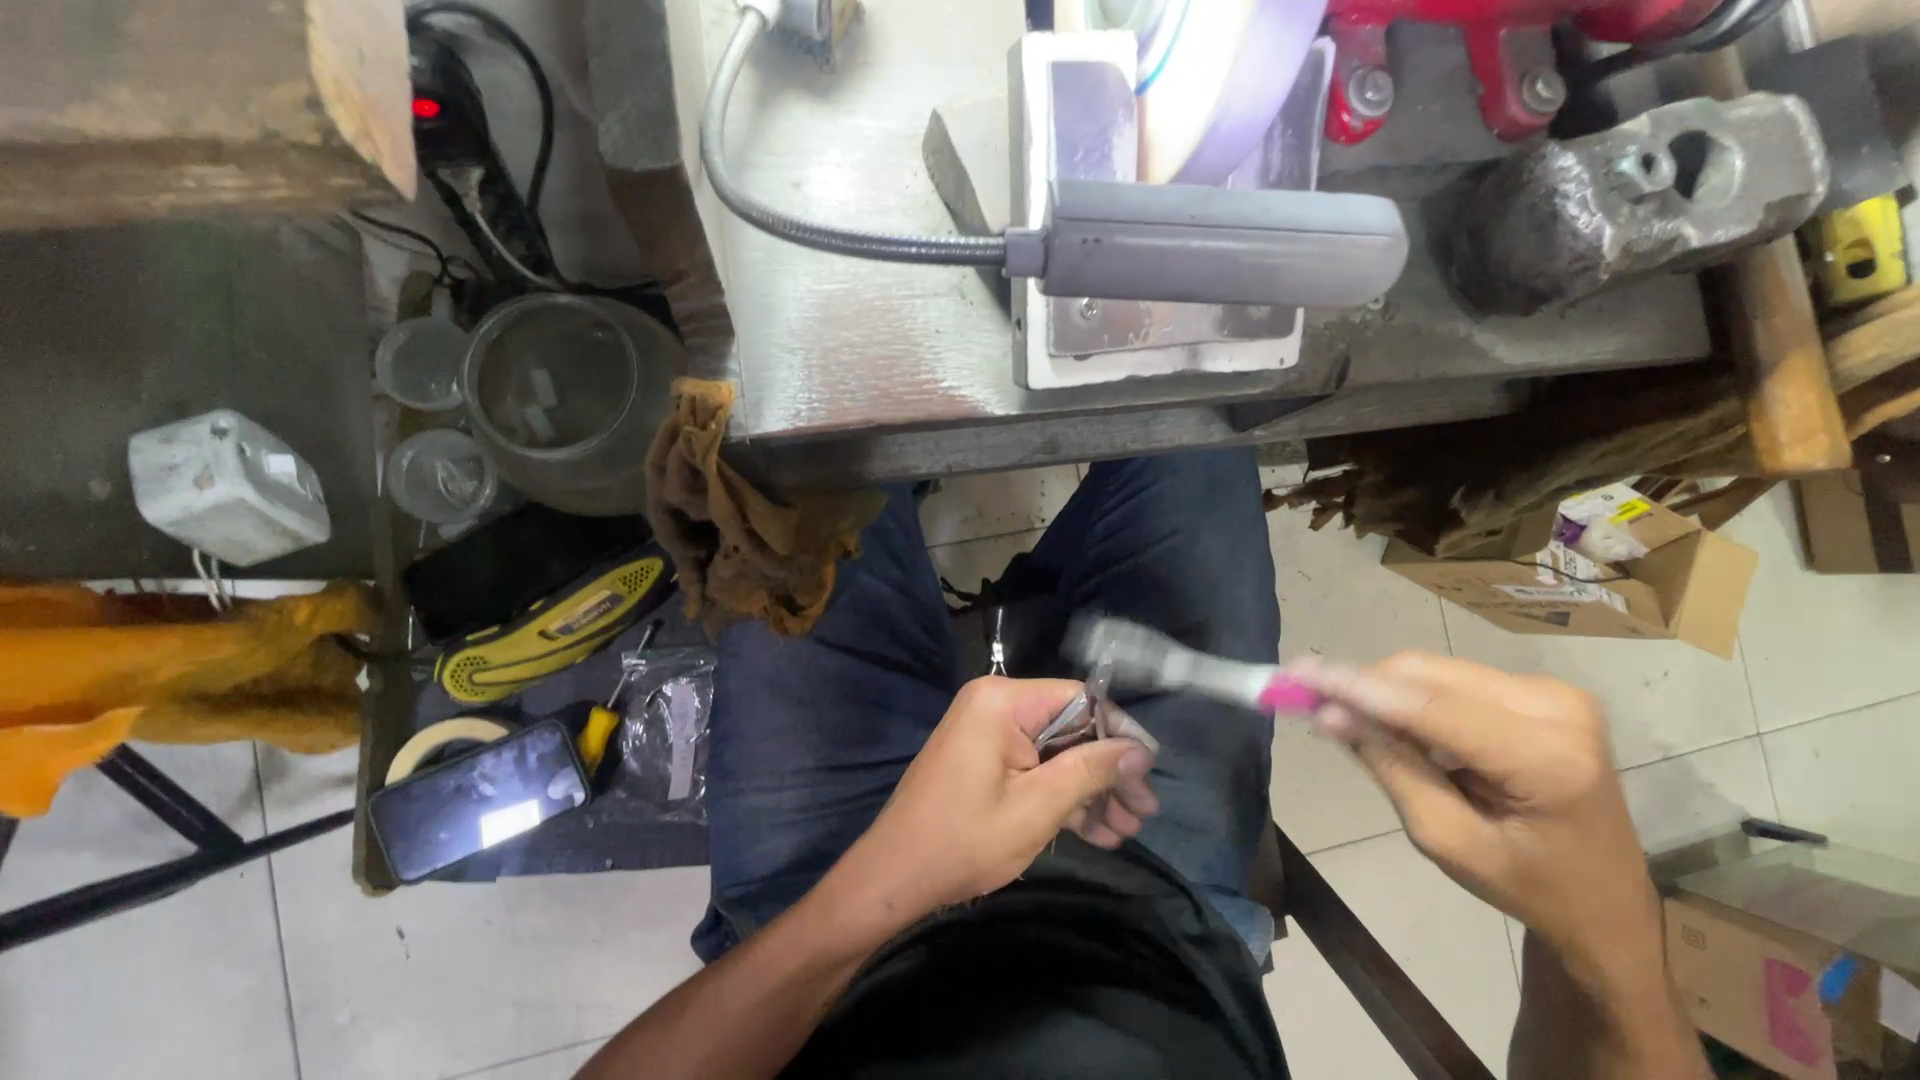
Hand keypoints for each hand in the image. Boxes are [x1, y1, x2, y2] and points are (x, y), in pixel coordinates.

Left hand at [824, 677, 1157, 927]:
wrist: (894, 878)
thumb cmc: (963, 840)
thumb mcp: (1037, 808)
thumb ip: (1090, 771)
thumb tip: (1140, 751)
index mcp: (1002, 702)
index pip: (1081, 699)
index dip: (1120, 733)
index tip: (1151, 772)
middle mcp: (995, 707)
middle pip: (1071, 727)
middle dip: (1108, 772)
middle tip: (1143, 813)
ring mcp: (988, 735)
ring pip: (1056, 752)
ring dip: (1091, 791)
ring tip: (1126, 831)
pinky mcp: (985, 762)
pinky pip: (1035, 768)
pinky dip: (1062, 798)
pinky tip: (1096, 833)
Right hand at [1286, 652, 1660, 987]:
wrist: (1606, 900)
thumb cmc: (1528, 885)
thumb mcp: (1447, 840)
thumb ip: (1391, 768)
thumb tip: (1329, 714)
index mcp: (1545, 758)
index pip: (1429, 707)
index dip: (1355, 687)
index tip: (1294, 674)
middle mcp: (1556, 707)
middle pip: (1427, 675)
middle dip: (1362, 687)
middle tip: (1305, 699)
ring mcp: (1554, 694)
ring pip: (1434, 671)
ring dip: (1386, 695)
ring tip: (1363, 731)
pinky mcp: (1544, 692)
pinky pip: (1452, 680)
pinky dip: (1413, 700)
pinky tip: (1407, 734)